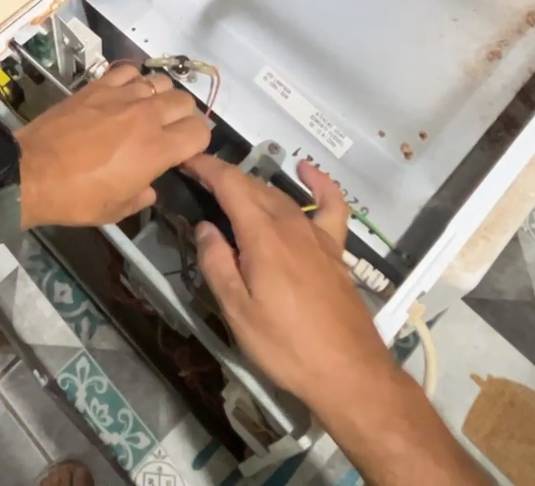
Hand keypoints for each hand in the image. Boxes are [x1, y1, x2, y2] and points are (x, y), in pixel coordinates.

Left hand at [17, 64, 210, 227]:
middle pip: (185, 101)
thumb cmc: (77, 198)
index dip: (197, 143)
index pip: (200, 132)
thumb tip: (150, 185)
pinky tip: (126, 93)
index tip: (184, 152)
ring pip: (160, 81)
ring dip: (161, 96)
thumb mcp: (118, 210)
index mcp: (157, 149)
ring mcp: (122, 95)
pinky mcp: (98, 85)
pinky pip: (128, 71)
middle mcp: (146, 116)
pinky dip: (134, 79)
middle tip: (169, 131)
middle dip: (184, 117)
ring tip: (148, 110)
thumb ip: (144, 194)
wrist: (32, 172)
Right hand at [185, 154, 399, 411]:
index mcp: (262, 234)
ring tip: (229, 190)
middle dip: (223, 177)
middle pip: (253, 185)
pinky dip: (319, 183)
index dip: (205, 167)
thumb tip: (205, 227)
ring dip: (252, 186)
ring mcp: (316, 234)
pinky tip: (306, 171)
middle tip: (197, 182)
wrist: (350, 374)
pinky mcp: (335, 249)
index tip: (184, 159)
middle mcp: (290, 224)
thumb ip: (216, 263)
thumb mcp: (237, 311)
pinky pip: (330, 205)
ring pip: (280, 195)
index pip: (229, 183)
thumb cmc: (286, 346)